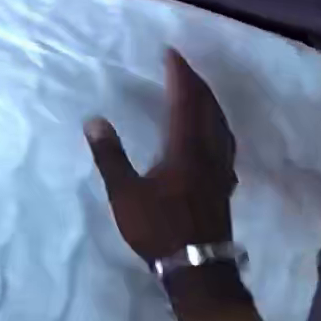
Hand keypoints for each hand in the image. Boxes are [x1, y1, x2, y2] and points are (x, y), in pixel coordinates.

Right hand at [85, 49, 236, 262]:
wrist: (197, 267)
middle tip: (182, 65)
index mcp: (186, 147)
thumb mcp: (126, 193)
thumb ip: (110, 155)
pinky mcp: (225, 184)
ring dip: (209, 101)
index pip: (185, 100)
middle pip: (208, 106)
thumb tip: (94, 120)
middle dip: (196, 82)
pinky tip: (214, 134)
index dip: (180, 74)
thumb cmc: (159, 228)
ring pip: (221, 123)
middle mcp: (209, 151)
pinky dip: (218, 125)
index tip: (172, 53)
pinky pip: (226, 142)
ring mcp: (221, 168)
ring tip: (198, 90)